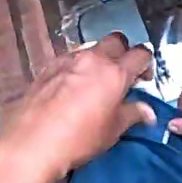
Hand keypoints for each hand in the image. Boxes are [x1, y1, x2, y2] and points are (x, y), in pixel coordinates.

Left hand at [0, 32, 155, 182]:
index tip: (143, 77)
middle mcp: (93, 59)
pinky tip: (71, 87)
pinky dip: (76, 67)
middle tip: (121, 75)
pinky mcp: (48, 67)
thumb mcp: (113, 130)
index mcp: (115, 72)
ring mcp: (68, 60)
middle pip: (115, 40)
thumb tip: (148, 111)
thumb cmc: (80, 138)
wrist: (33, 142)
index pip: (140, 53)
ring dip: (98, 59)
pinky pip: (69, 59)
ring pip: (90, 48)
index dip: (146, 62)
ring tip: (95, 83)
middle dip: (123, 52)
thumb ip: (132, 114)